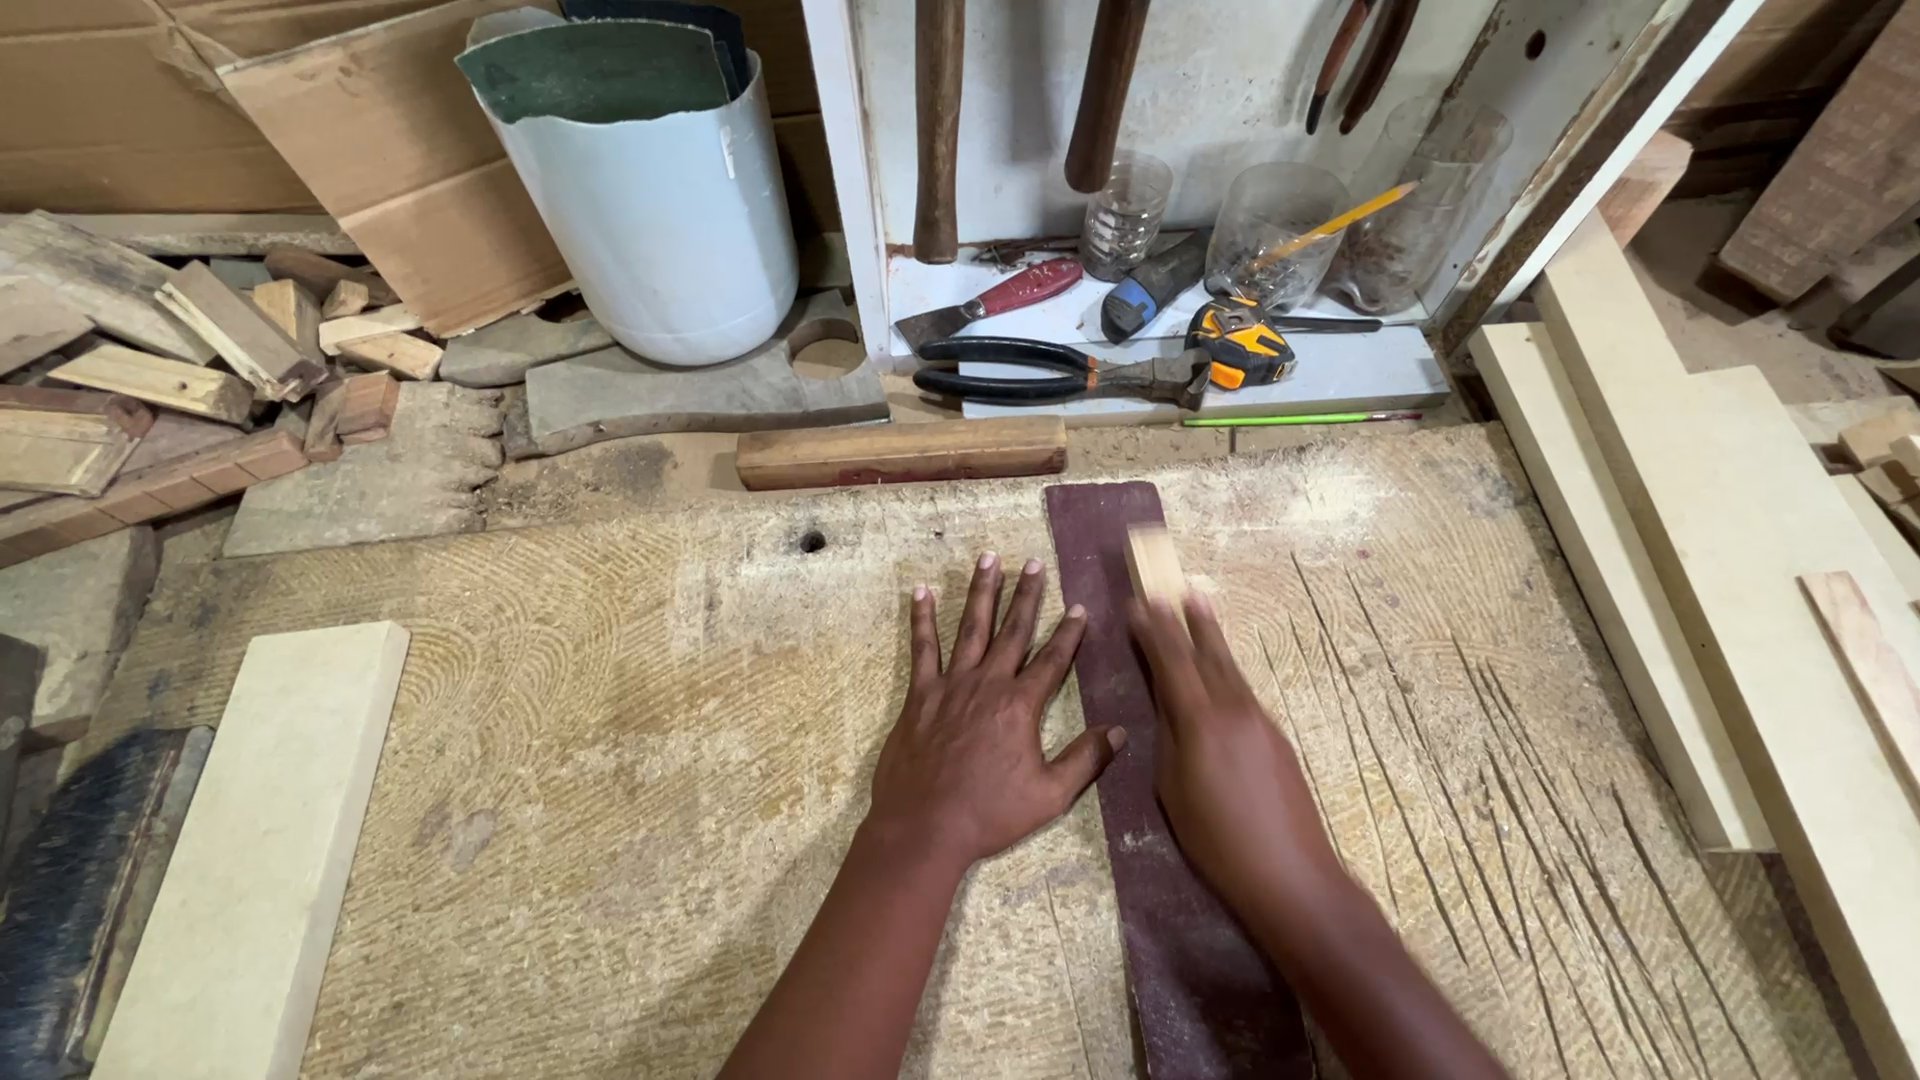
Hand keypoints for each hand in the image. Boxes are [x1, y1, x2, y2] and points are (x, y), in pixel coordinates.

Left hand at [867, 553, 1125, 869]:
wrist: (925, 825)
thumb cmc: (989, 814)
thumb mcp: (1050, 795)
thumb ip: (1086, 760)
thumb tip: (1120, 732)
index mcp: (1021, 706)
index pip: (1053, 660)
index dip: (1068, 632)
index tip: (1078, 606)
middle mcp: (988, 684)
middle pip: (1013, 631)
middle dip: (1027, 596)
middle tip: (1034, 563)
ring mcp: (951, 685)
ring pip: (970, 627)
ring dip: (982, 592)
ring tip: (989, 559)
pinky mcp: (920, 694)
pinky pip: (922, 647)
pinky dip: (923, 618)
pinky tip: (922, 590)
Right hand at [1128, 592, 1341, 916]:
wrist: (1290, 874)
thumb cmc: (1215, 839)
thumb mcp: (1172, 787)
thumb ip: (1169, 735)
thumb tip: (1166, 702)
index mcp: (1200, 720)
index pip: (1170, 661)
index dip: (1152, 630)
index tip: (1136, 603)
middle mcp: (1233, 707)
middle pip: (1205, 652)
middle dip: (1186, 619)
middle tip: (1173, 586)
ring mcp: (1259, 719)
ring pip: (1228, 667)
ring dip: (1210, 635)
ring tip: (1199, 602)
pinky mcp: (1275, 736)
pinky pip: (1241, 689)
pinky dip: (1223, 667)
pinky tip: (1217, 665)